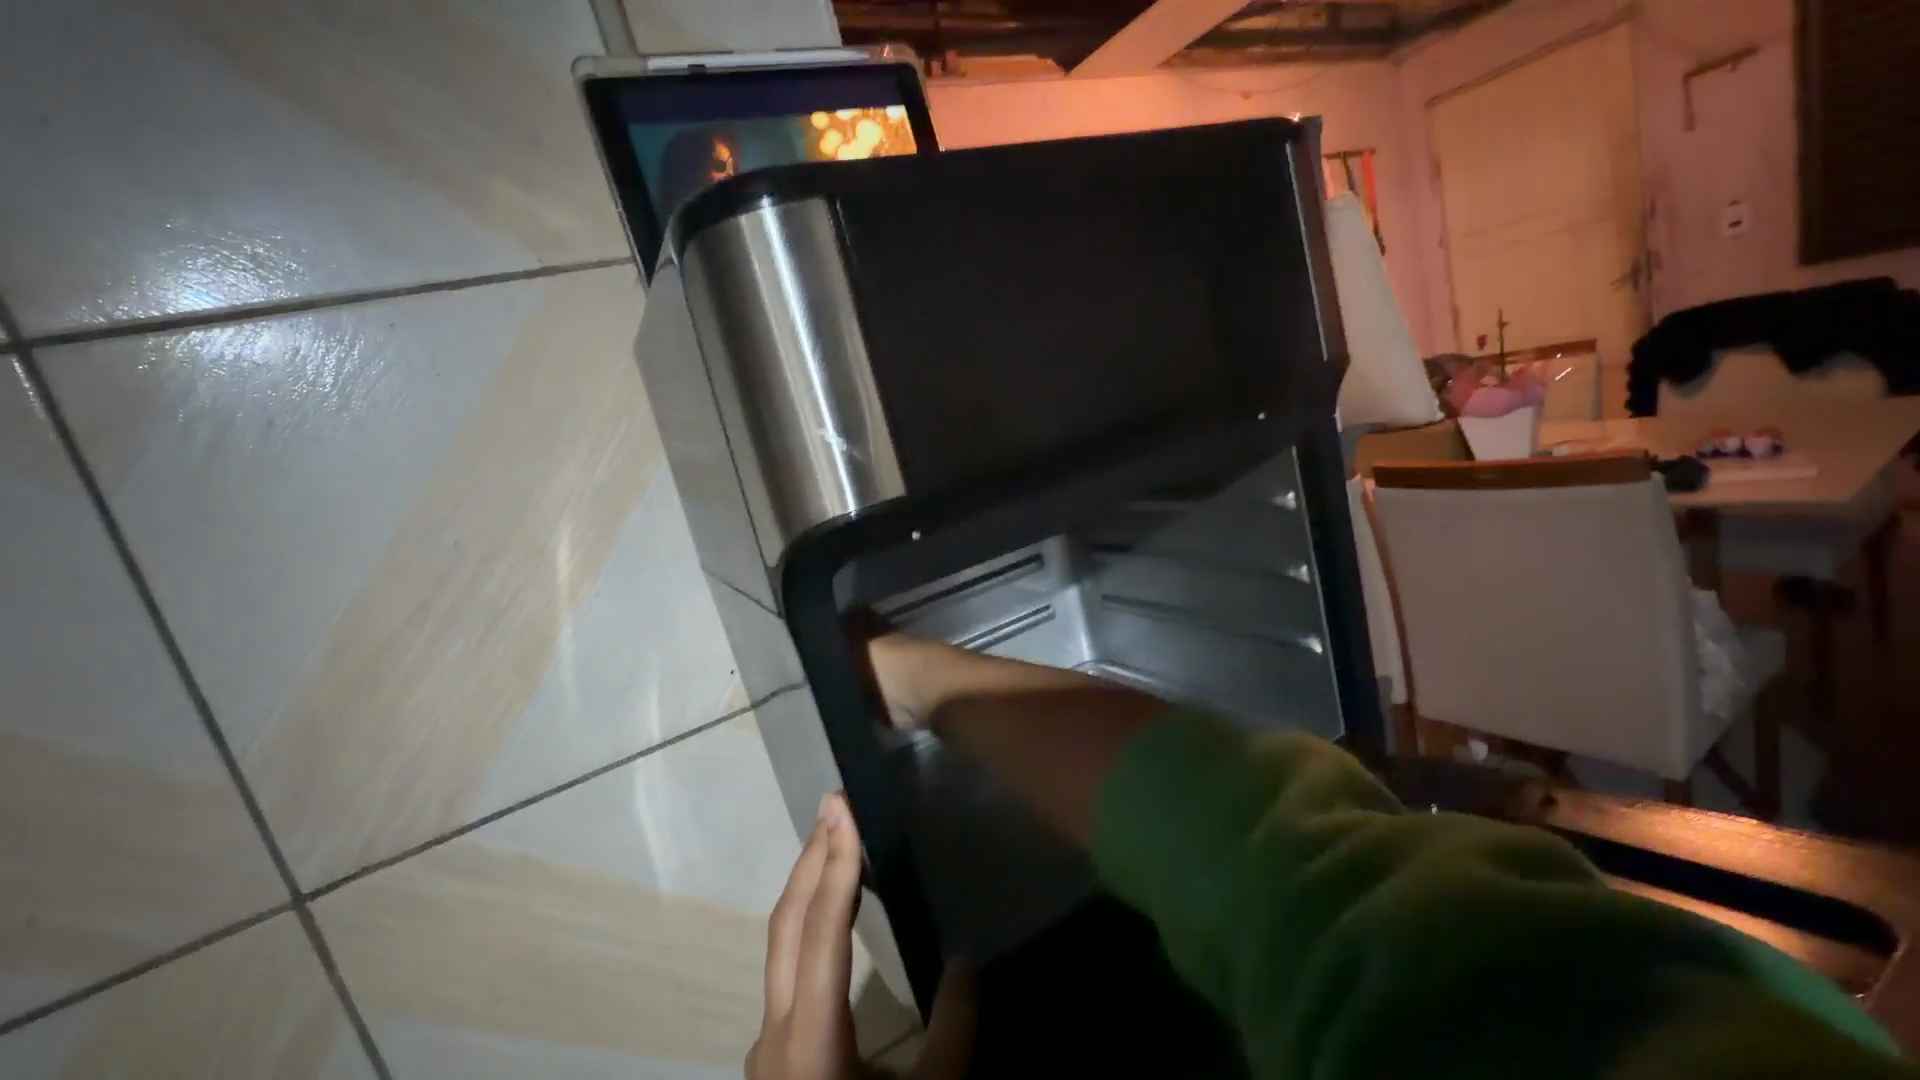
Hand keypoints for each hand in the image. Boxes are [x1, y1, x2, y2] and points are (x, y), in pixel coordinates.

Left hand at [748, 793, 972, 1079]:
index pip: (821, 934)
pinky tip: (831, 918)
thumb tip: (967, 963)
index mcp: (811, 1039)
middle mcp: (774, 1031)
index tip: (844, 811)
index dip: (836, 867)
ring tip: (834, 842)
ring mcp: (765, 1042)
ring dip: (806, 889)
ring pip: (779, 948)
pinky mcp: (772, 1053)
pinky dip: (808, 929)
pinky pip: (785, 972)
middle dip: (811, 860)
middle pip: (786, 927)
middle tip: (834, 805)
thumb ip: (952, 1032)